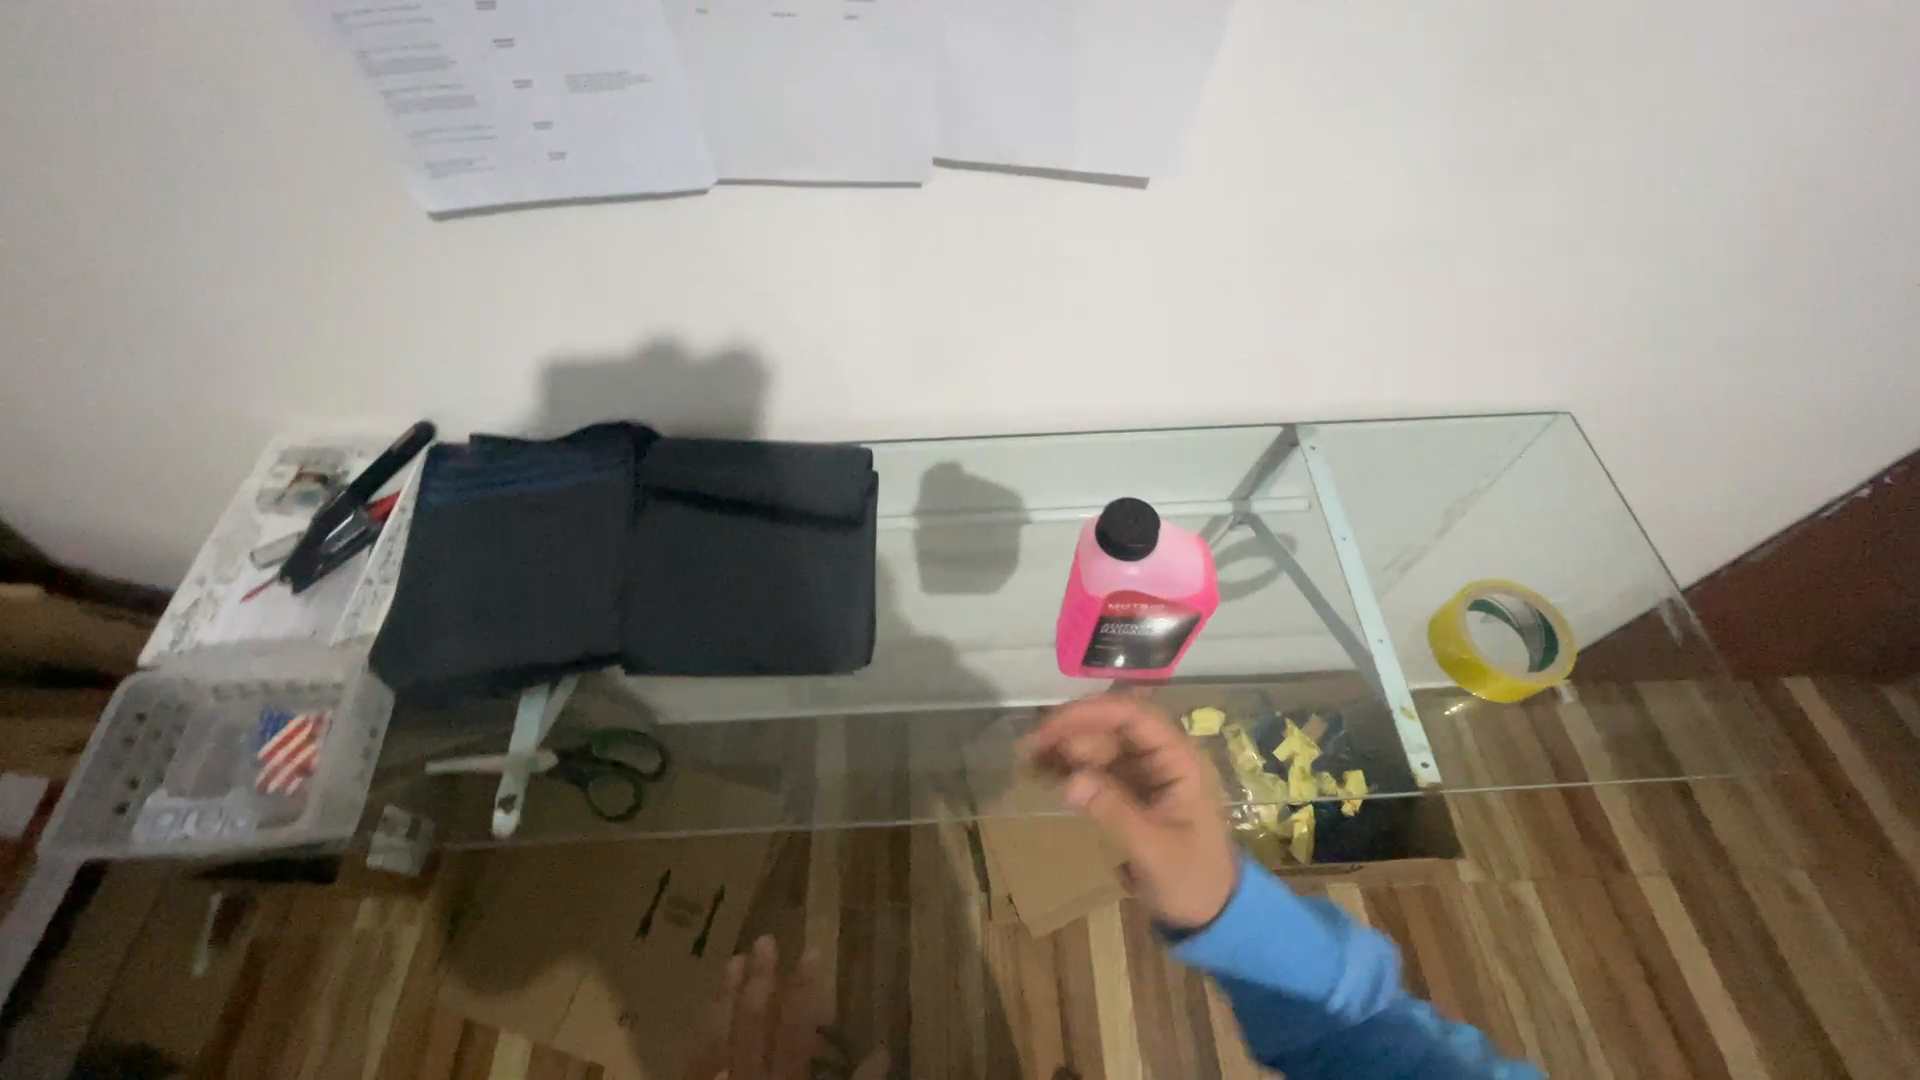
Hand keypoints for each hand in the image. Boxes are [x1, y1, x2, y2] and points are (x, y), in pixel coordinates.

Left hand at [683, 936, 888, 1079]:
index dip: (803, 987)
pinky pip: (690, 1071)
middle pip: (750, 1024)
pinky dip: (699, 1042)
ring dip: (723, 999)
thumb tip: (882, 1051)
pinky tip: (704, 1022)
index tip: (812, 949)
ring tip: (731, 963)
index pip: (795, 1029)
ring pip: (714, 1039)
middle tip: (765, 940)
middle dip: (758, 978)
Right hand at [1023, 693, 1238, 929]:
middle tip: (1031, 748)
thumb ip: (1115, 813)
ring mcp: (1143, 772)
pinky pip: (1095, 769)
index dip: (1093, 713)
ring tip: (1029, 760)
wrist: (1212, 914)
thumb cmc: (1193, 880)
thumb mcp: (1156, 851)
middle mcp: (1160, 756)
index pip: (1134, 716)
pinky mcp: (1128, 790)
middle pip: (1111, 726)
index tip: (1053, 724)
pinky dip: (1069, 768)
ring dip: (1065, 748)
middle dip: (1071, 731)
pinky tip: (1042, 774)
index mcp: (1178, 760)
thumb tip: (1071, 782)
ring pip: (1098, 745)